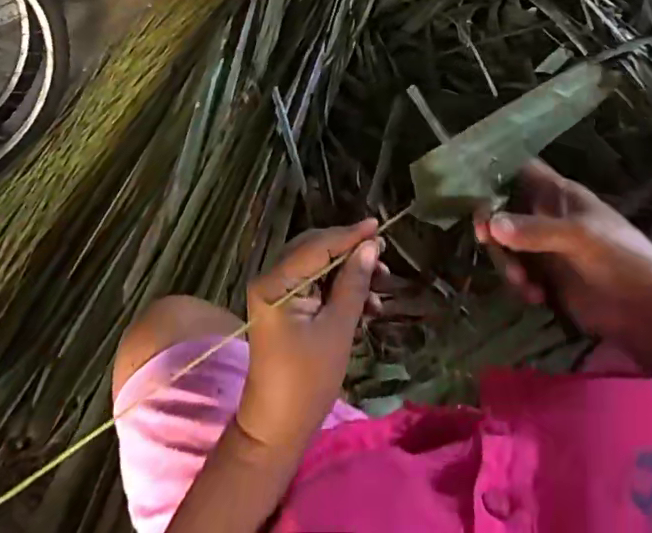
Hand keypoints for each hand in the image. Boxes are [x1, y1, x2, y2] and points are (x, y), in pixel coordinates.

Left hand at [236, 219, 383, 454]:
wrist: (278, 425)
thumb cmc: (307, 379)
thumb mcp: (337, 330)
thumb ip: (352, 284)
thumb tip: (370, 247)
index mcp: (274, 281)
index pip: (315, 246)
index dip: (348, 235)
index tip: (377, 226)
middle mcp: (269, 279)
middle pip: (313, 251)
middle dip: (348, 253)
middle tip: (381, 256)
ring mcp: (275, 292)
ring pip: (316, 268)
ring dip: (346, 274)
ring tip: (378, 287)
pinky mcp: (283, 307)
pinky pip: (313, 286)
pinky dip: (338, 291)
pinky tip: (365, 304)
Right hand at [474, 160, 651, 349]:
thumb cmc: (624, 261)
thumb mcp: (581, 238)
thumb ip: (535, 230)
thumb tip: (490, 225)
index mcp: (559, 195)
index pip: (519, 170)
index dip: (495, 171)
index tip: (471, 186)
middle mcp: (547, 216)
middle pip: (502, 207)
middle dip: (490, 224)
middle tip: (485, 240)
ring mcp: (546, 247)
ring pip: (505, 243)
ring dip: (505, 261)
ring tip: (523, 283)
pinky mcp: (547, 278)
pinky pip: (517, 272)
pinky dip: (519, 283)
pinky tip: (536, 296)